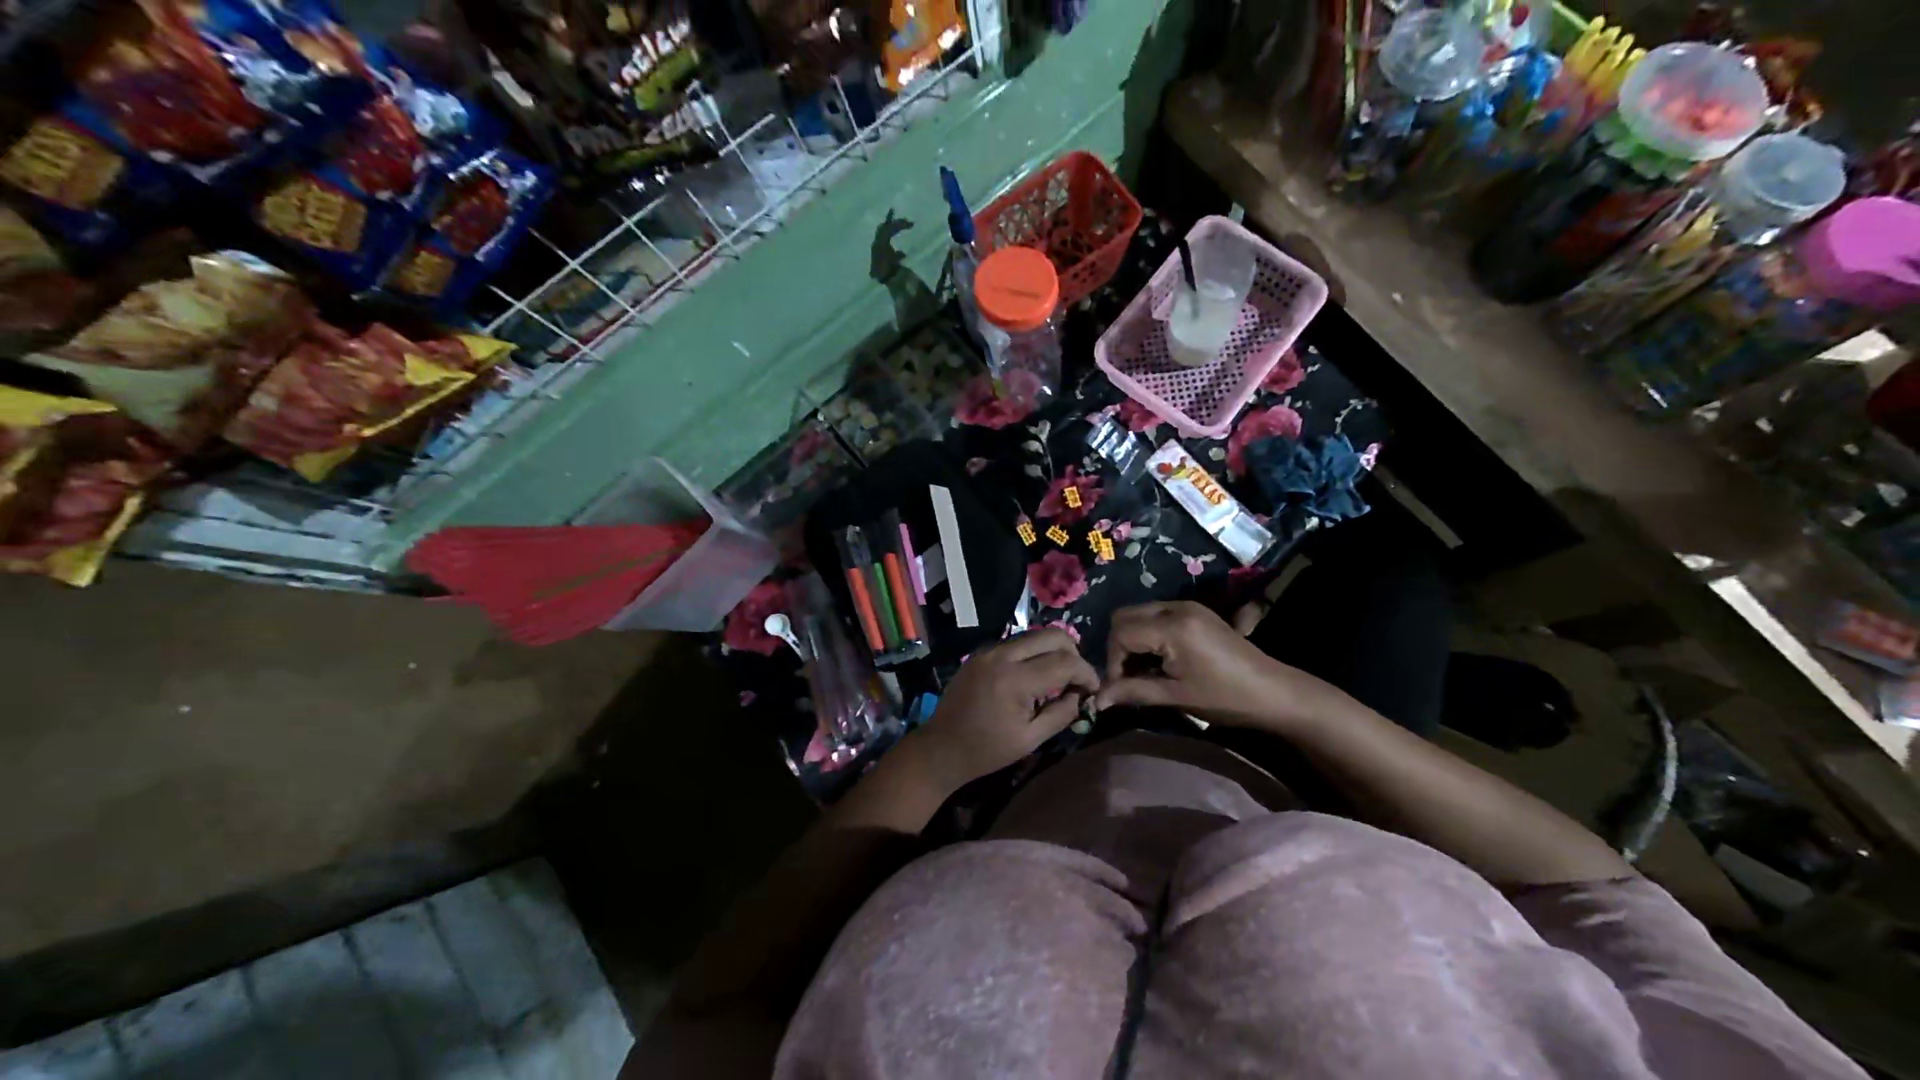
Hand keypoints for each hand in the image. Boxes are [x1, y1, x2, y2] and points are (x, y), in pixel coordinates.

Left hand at [910, 629, 1099, 789]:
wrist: (941, 747)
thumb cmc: (987, 750)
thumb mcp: (1030, 739)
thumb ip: (1061, 714)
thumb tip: (1081, 696)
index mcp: (1015, 680)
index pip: (1064, 662)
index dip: (1086, 673)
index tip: (1093, 689)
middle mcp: (1001, 656)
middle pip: (1051, 635)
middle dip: (1073, 653)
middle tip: (1078, 679)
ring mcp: (988, 651)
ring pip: (1034, 635)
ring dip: (1053, 651)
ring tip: (1060, 678)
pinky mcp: (981, 654)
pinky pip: (1016, 643)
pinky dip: (1034, 653)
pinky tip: (1036, 677)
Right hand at [1093, 601, 1338, 729]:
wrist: (1274, 691)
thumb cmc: (1225, 698)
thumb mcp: (1176, 697)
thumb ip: (1133, 691)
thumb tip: (1096, 700)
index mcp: (1171, 627)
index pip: (1120, 633)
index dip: (1113, 661)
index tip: (1119, 688)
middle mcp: (1175, 608)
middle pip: (1124, 616)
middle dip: (1118, 646)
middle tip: (1127, 677)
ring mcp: (1186, 606)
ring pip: (1139, 614)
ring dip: (1132, 640)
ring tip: (1142, 671)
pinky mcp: (1195, 612)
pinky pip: (1156, 615)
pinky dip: (1148, 634)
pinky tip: (1159, 660)